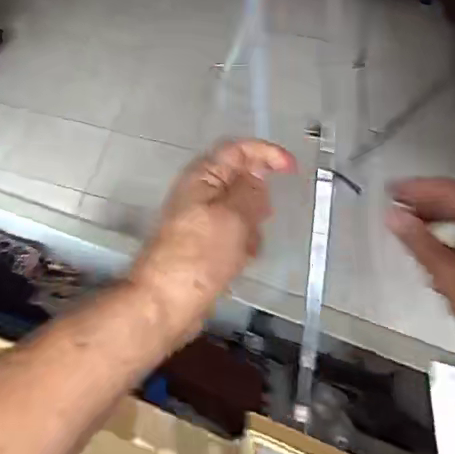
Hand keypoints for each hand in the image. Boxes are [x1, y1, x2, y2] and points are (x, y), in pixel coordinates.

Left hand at [126, 140, 294, 341]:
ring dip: (251, 224)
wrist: (164, 304)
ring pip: (239, 209)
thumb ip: (251, 192)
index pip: (238, 149)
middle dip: (258, 195)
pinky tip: (242, 259)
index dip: (266, 153)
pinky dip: (243, 242)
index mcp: (202, 176)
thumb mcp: (234, 217)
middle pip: (239, 178)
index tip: (291, 167)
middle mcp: (199, 192)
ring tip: (249, 244)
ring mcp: (200, 219)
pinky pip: (233, 233)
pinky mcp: (203, 244)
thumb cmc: (197, 257)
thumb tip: (259, 175)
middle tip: (265, 215)